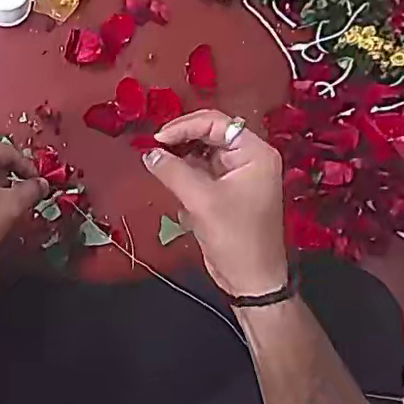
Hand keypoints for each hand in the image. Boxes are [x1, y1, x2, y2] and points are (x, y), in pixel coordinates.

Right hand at [141, 109, 287, 297]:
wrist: (252, 280)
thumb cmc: (235, 237)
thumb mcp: (201, 201)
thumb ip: (173, 172)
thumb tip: (148, 153)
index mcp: (255, 153)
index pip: (216, 124)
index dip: (184, 127)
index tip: (157, 139)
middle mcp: (250, 157)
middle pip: (210, 135)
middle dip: (181, 141)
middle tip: (154, 148)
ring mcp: (239, 173)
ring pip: (204, 153)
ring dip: (182, 158)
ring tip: (159, 164)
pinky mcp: (228, 189)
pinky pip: (204, 171)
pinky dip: (186, 174)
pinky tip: (171, 182)